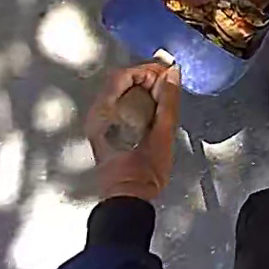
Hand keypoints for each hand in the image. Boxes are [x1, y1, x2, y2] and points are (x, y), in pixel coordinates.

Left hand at [84, 63, 182, 201]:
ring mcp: (98, 122)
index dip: (147, 70)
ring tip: (163, 95)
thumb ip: (168, 101)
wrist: (128, 198)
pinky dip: (136, 99)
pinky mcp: (103, 130)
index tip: (167, 74)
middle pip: (119, 81)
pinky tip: (151, 108)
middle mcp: (97, 114)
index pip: (123, 75)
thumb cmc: (144, 171)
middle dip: (146, 77)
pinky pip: (118, 104)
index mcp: (105, 112)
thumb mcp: (163, 134)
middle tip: (167, 83)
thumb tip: (172, 74)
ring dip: (142, 88)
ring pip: (119, 91)